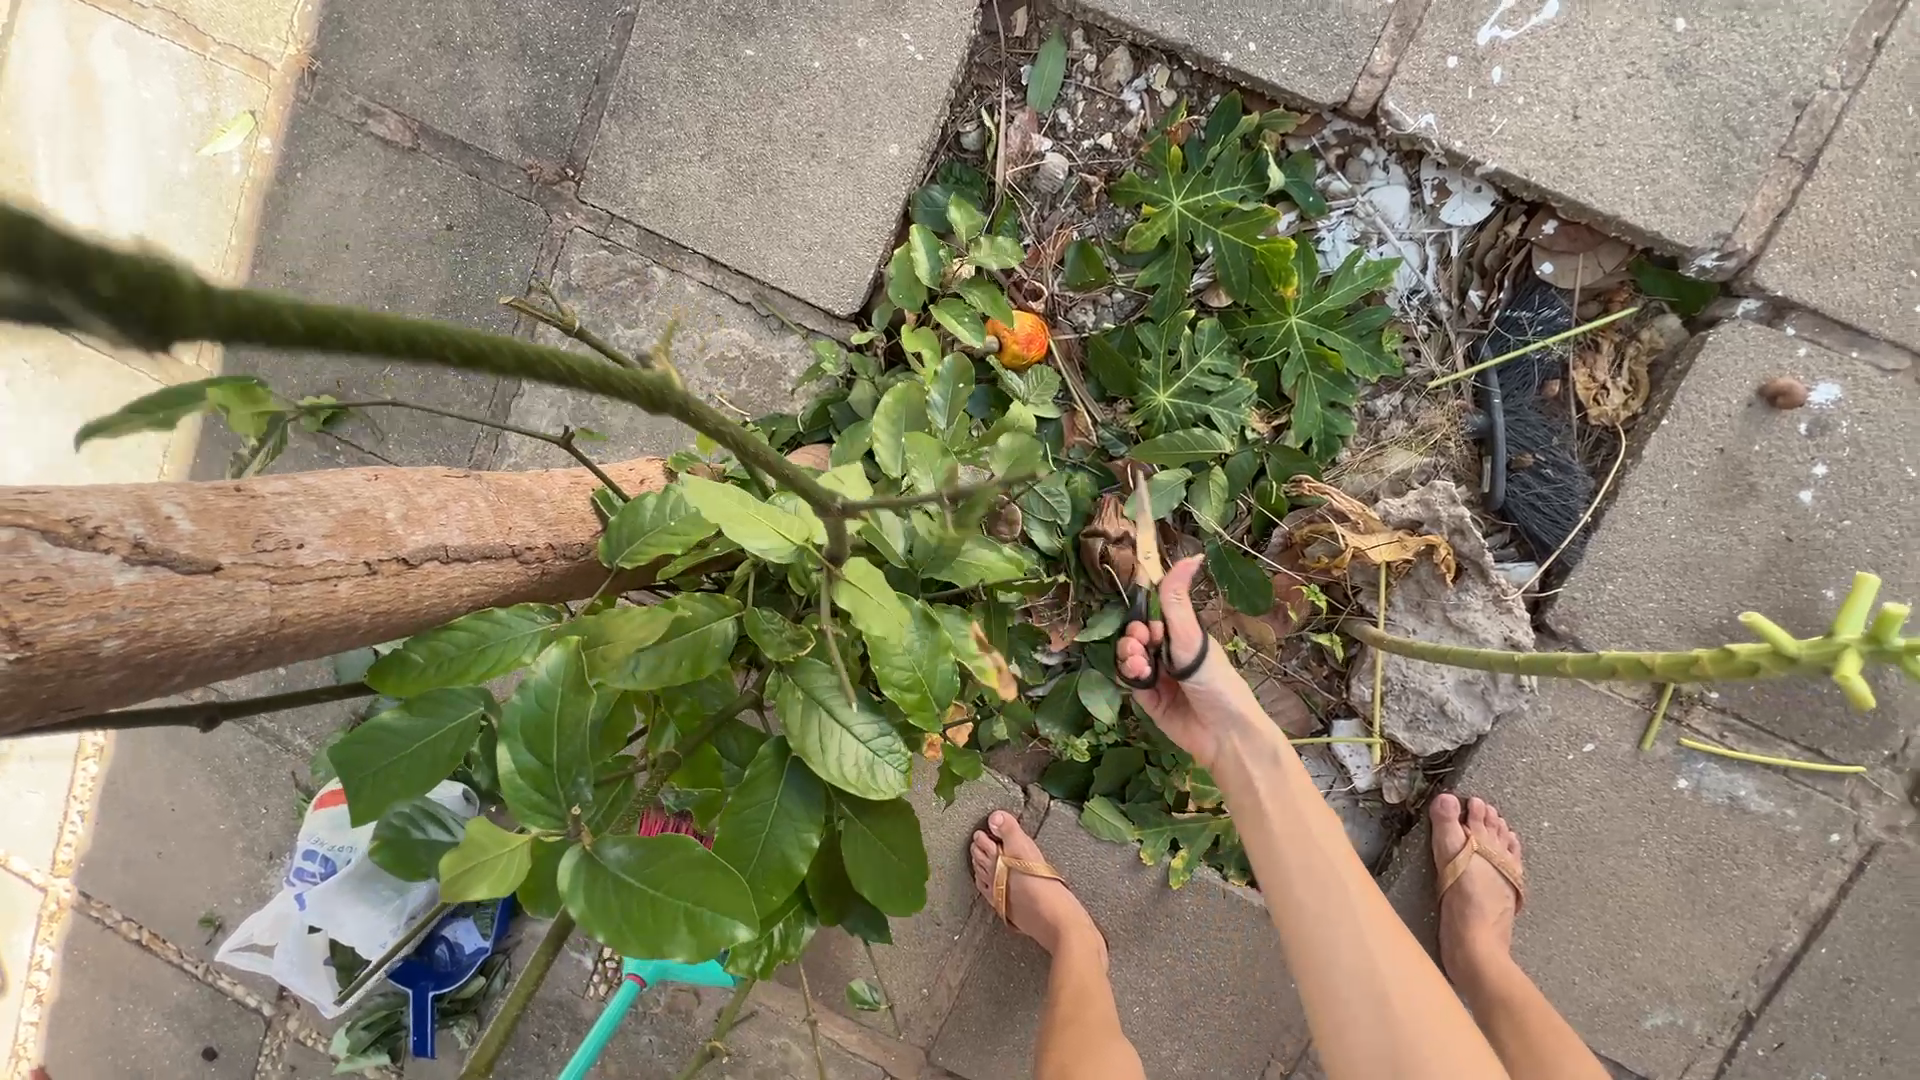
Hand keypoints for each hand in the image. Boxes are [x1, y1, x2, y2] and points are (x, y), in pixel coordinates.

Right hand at [1116, 554, 1267, 768]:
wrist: (1222, 732)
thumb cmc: (1215, 678)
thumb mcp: (1192, 636)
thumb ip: (1177, 600)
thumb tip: (1192, 554)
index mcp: (1183, 634)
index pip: (1152, 613)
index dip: (1144, 614)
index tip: (1150, 620)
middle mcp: (1169, 652)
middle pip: (1136, 634)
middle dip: (1133, 636)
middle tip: (1144, 643)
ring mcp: (1158, 675)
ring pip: (1128, 656)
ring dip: (1129, 654)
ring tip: (1141, 664)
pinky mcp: (1148, 699)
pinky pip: (1128, 680)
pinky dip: (1130, 675)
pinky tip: (1140, 676)